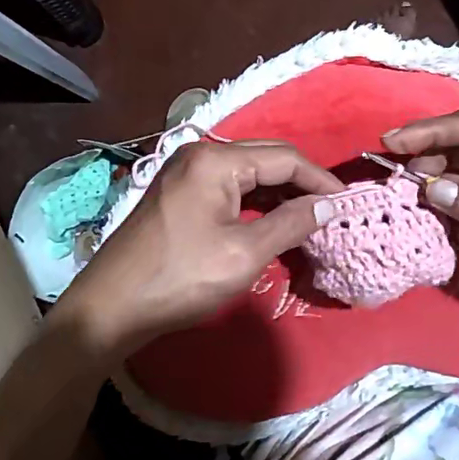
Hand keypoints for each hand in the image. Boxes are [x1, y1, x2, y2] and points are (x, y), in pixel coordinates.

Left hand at [51, 139, 342, 355]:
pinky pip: (229, 185)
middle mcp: (201, 153)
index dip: (320, 180)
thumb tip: (329, 205)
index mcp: (217, 160)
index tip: (348, 204)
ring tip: (309, 218)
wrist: (110, 306)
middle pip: (267, 158)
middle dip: (302, 182)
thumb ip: (291, 223)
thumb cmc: (181, 278)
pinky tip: (273, 219)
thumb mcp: (244, 254)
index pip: (285, 158)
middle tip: (332, 211)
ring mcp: (186, 171)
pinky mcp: (179, 191)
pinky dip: (255, 200)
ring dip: (280, 192)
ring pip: (248, 172)